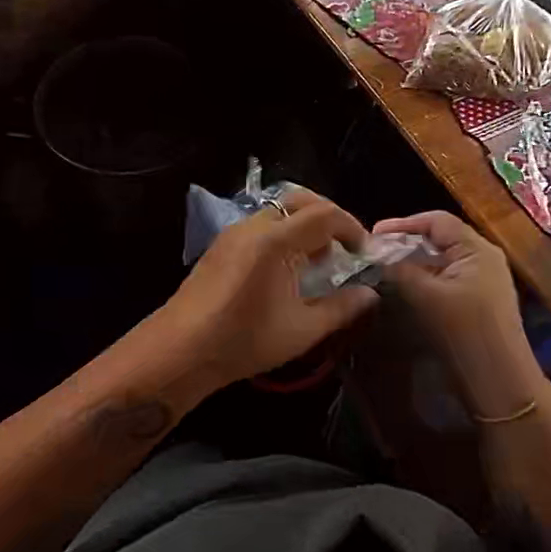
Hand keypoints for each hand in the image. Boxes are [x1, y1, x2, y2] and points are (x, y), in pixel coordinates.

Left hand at [153, 187, 379, 386]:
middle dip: (329, 218)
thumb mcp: (302, 330)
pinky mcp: (221, 245)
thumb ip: (341, 308)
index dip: (352, 228)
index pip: (325, 214)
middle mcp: (253, 226)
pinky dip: (283, 234)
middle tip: (345, 249)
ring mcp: (233, 233)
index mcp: (275, 240)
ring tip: (318, 262)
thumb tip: (370, 294)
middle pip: (301, 202)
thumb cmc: (244, 340)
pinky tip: (287, 269)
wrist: (180, 349)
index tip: (364, 253)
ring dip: (305, 227)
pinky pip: (261, 225)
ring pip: (278, 212)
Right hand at [373, 211, 540, 412]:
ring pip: (442, 260)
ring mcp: (483, 281)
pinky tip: (404, 289)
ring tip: (384, 269)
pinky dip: (424, 278)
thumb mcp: (426, 295)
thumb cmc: (464, 331)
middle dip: (406, 242)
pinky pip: (446, 278)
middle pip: (440, 238)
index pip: (436, 221)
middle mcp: (484, 258)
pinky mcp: (478, 301)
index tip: (373, 235)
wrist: (498, 380)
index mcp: (477, 249)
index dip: (402, 224)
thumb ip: (399, 270)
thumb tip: (379, 257)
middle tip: (375, 252)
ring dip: (413, 262)